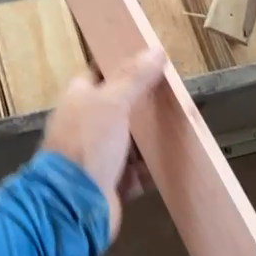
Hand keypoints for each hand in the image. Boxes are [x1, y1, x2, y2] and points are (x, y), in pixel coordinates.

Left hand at [39, 46, 166, 239]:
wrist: (74, 205)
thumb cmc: (88, 143)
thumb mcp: (112, 103)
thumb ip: (134, 78)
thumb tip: (156, 50)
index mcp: (79, 98)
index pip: (102, 73)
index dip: (125, 67)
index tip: (154, 62)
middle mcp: (86, 123)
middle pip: (120, 108)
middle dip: (145, 105)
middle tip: (176, 97)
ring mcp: (97, 154)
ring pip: (131, 140)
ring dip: (152, 138)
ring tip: (181, 127)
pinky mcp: (111, 182)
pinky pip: (137, 172)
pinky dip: (152, 169)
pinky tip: (173, 162)